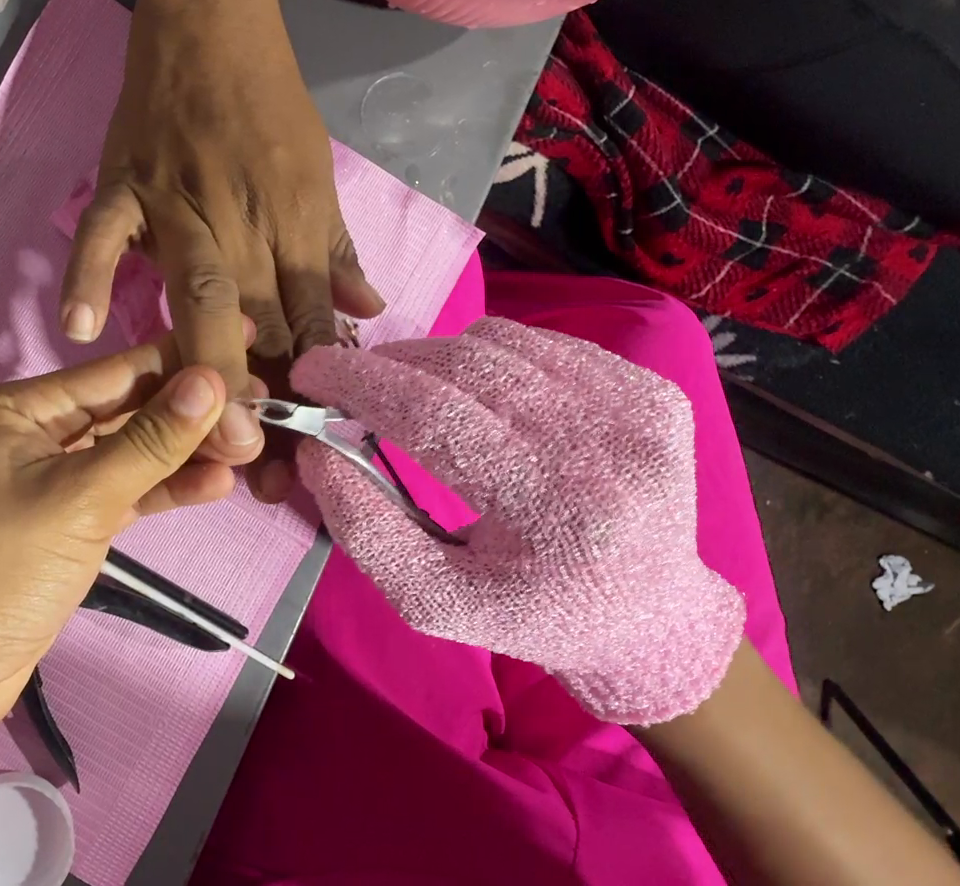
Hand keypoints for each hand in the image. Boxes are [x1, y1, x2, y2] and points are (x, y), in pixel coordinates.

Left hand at [0, 339, 231, 737]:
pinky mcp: (66, 527)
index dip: (181, 363)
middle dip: (190, 413)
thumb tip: (211, 380)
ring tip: (251, 451)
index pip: (115, 372)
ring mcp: (52, 482)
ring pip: (130, 455)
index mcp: (20, 408)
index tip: (245, 349)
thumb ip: (148, 441)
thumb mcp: (77, 498)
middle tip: (262, 412)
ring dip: (184, 454)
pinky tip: (214, 486)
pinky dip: (162, 491)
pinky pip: (123, 495)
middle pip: (126, 411)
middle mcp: (35, 434)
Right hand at [60, 0, 384, 496]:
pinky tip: (79, 330)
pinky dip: (89, 275)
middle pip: (261, 321)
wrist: (208, 20)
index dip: (314, 384)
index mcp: (294, 219)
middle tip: (263, 475)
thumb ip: (335, 245)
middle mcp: (244, 222)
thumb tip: (365, 311)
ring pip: (197, 291)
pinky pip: (103, 235)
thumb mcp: (316, 168)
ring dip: (206, 363)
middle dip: (266, 399)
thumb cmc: (266, 98)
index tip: (312, 451)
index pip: (310, 315)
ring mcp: (179, 202)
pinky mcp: (124, 183)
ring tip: (205, 438)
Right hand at [290, 318, 742, 723]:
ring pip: (496, 342)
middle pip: (461, 366)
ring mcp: (637, 409)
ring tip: (408, 391)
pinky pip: (537, 343)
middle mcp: (606, 445)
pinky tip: (475, 393)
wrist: (652, 617)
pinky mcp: (652, 389)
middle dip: (385, 363)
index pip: (432, 414)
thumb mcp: (431, 601)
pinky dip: (485, 355)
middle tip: (344, 379)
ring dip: (431, 357)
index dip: (358, 382)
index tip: (308, 370)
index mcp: (554, 508)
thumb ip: (364, 529)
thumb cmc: (531, 615)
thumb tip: (316, 449)